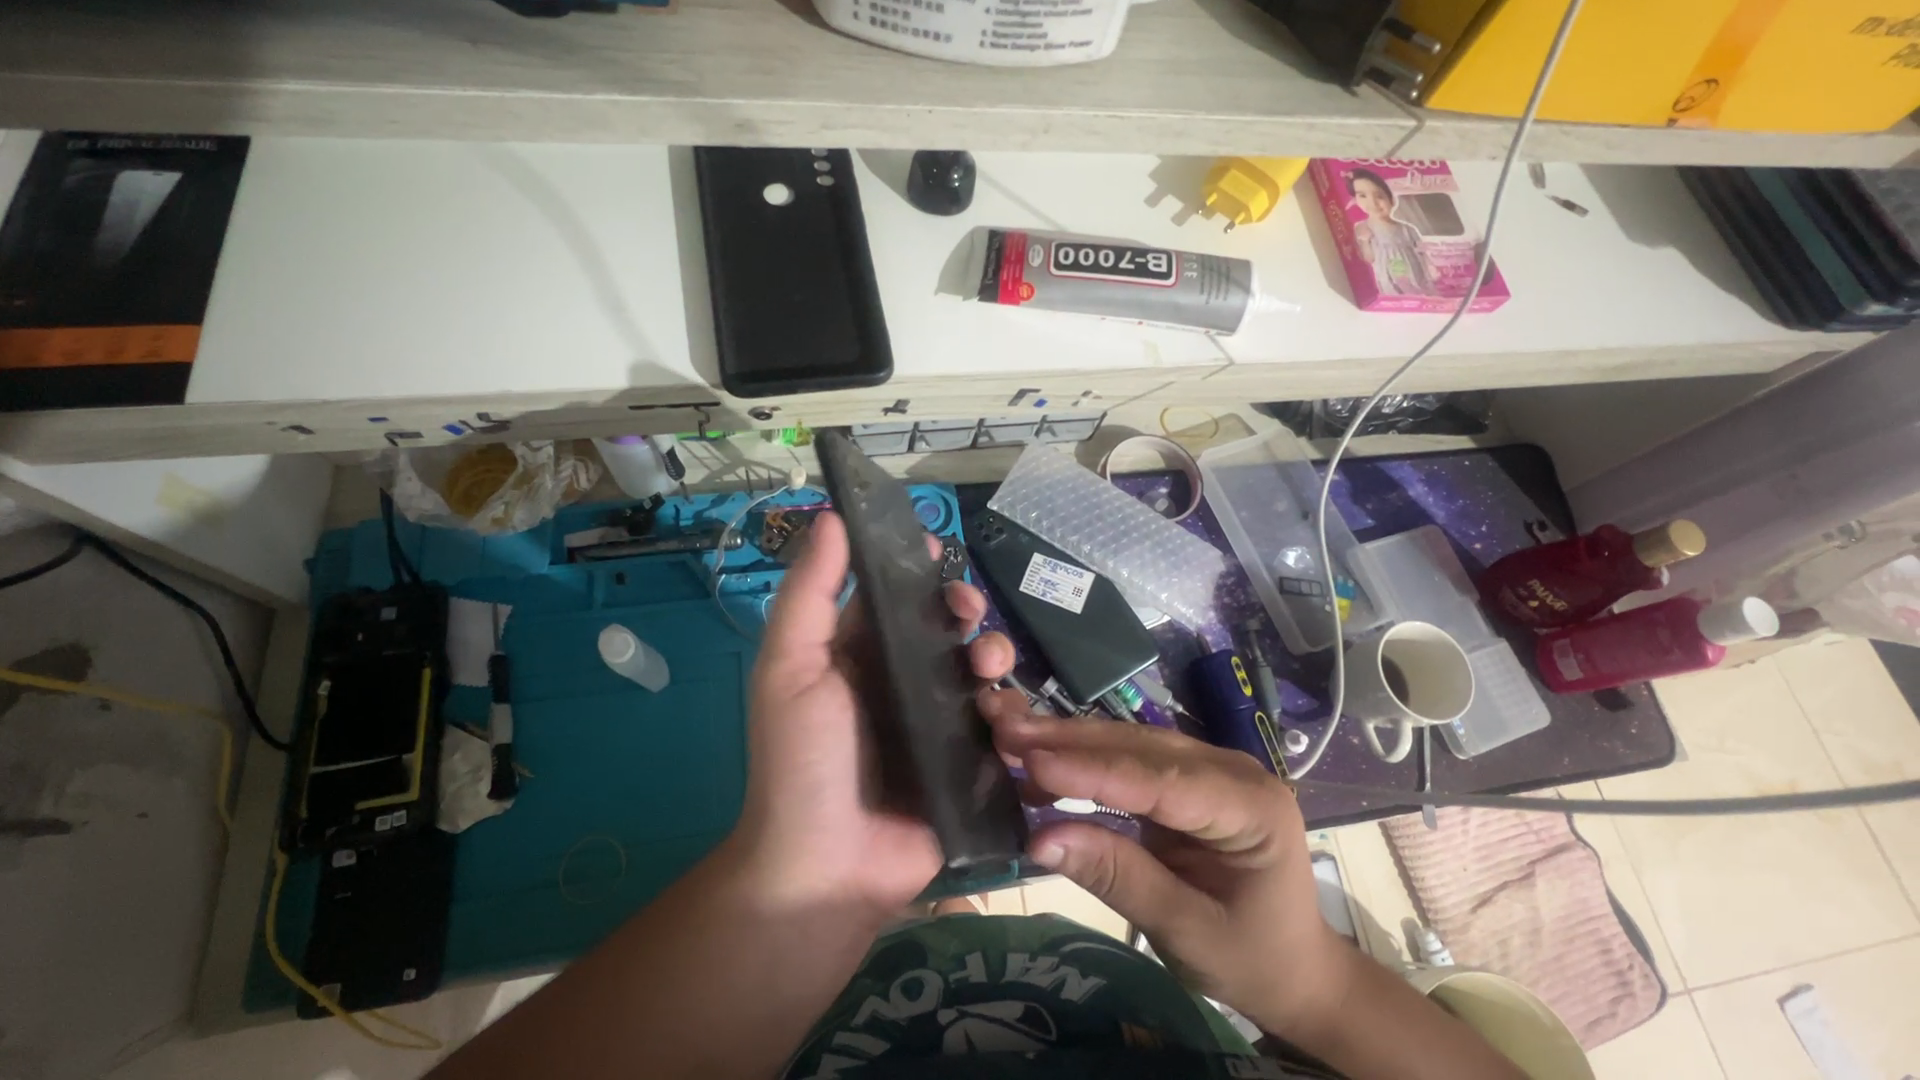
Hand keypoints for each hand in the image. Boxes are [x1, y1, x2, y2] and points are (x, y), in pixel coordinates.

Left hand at [728, 512, 1015, 922]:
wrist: (826, 868)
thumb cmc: (801, 761)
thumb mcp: (790, 668)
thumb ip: (810, 593)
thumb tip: (831, 516)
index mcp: (858, 656)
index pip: (897, 599)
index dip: (920, 573)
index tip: (940, 556)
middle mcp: (901, 684)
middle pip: (947, 630)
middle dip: (965, 612)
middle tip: (968, 618)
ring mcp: (939, 727)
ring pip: (981, 672)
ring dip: (993, 654)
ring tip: (987, 669)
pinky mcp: (971, 768)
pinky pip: (1002, 726)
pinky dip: (1012, 712)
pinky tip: (1008, 715)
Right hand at [980, 691, 1355, 1041]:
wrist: (1294, 969)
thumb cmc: (1250, 958)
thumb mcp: (1186, 930)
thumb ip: (1118, 878)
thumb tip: (1038, 837)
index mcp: (1251, 807)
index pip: (1161, 781)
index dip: (1092, 770)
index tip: (1030, 759)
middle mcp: (1232, 771)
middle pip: (1141, 748)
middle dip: (1068, 739)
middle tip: (1002, 728)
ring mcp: (1208, 770)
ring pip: (1129, 744)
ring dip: (1067, 740)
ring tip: (1007, 732)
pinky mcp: (1184, 781)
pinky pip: (1128, 762)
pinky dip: (1081, 760)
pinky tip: (1038, 760)